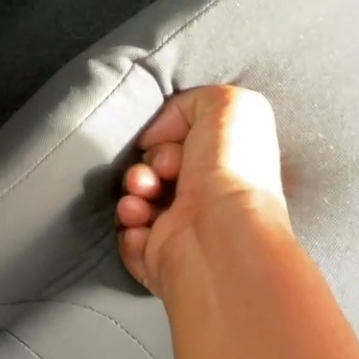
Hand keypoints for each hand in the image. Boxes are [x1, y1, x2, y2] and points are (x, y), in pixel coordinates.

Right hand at [115, 85, 290, 295]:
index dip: (164, 141)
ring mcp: (182, 232)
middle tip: (155, 178)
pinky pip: (127, 236)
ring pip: (134, 204)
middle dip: (140, 170)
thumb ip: (195, 99)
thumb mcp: (229, 106)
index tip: (170, 147)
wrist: (218, 236)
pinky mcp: (160, 259)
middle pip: (149, 174)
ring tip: (144, 204)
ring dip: (131, 198)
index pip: (176, 146)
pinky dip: (130, 229)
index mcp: (225, 168)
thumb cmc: (231, 172)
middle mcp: (206, 200)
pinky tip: (144, 228)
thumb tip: (160, 133)